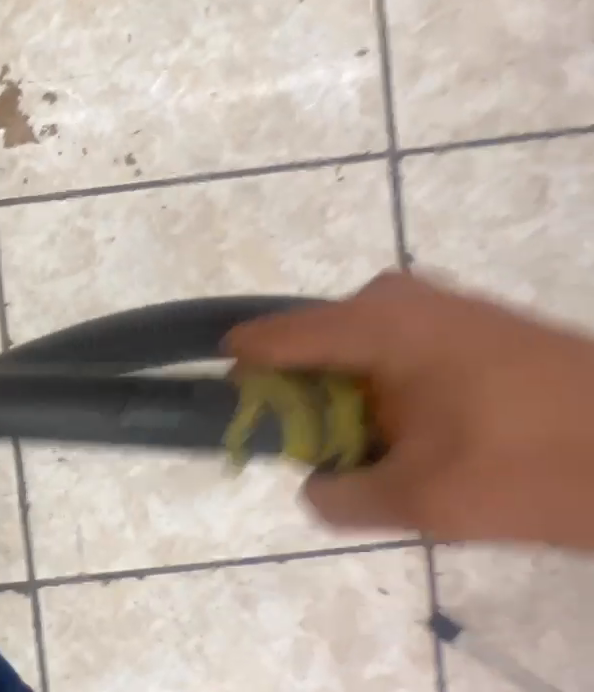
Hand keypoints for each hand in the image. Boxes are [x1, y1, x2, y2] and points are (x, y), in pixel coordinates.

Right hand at [228, 272, 593, 549]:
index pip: (258, 342)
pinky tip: (444, 436)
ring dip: (360, 403)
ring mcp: (433, 303)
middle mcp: (386, 296)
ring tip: (406, 453)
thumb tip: (310, 485)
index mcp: (367, 321)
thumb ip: (344, 495)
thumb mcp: (436, 503)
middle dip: (315, 404)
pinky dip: (398, 393)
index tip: (266, 435)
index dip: (247, 389)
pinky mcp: (468, 320)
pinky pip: (394, 352)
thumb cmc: (550, 464)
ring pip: (352, 355)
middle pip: (305, 350)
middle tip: (354, 457)